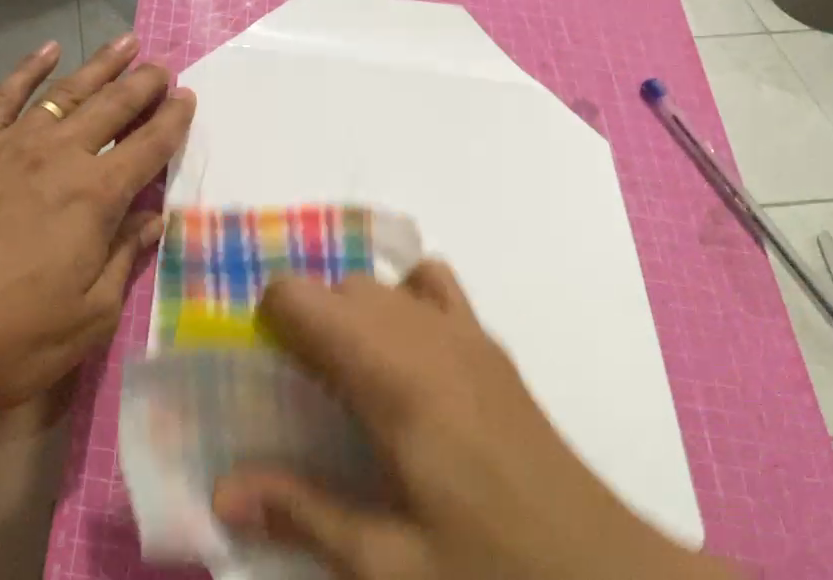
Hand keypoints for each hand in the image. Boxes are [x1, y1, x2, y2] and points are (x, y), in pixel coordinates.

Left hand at [0, 34, 194, 420]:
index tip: (189, 99)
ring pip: (66, 91)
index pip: (149, 146)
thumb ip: (123, 260)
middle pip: (113, 107)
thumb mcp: (87, 318)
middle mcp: (59, 156)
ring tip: (125, 44)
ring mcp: (10, 144)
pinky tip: (47, 51)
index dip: (173, 121)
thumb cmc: (6, 338)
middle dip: (144, 84)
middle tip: (163, 67)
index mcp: (96, 197)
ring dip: (100, 65)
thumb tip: (152, 218)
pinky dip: (29, 68)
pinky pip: (5, 94)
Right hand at [213, 264, 731, 579]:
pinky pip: (434, 287)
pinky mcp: (492, 349)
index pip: (298, 297)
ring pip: (381, 283)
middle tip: (305, 396)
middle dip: (306, 324)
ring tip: (352, 381)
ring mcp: (466, 335)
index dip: (268, 325)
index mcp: (391, 377)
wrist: (613, 579)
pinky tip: (407, 359)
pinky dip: (403, 299)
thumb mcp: (391, 564)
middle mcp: (424, 336)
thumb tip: (219, 491)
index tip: (271, 379)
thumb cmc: (497, 572)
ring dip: (351, 314)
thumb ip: (302, 513)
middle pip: (335, 287)